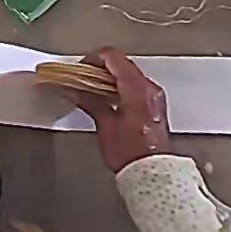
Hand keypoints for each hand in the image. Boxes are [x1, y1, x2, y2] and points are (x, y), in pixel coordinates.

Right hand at [62, 48, 170, 172]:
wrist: (152, 173)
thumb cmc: (131, 154)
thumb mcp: (106, 126)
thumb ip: (91, 102)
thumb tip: (75, 91)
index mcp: (137, 90)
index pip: (115, 58)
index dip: (95, 58)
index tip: (82, 66)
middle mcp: (150, 89)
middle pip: (123, 64)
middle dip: (101, 67)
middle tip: (83, 76)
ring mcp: (155, 96)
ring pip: (130, 74)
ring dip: (110, 76)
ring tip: (91, 87)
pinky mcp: (155, 104)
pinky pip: (136, 85)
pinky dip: (121, 85)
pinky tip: (107, 96)